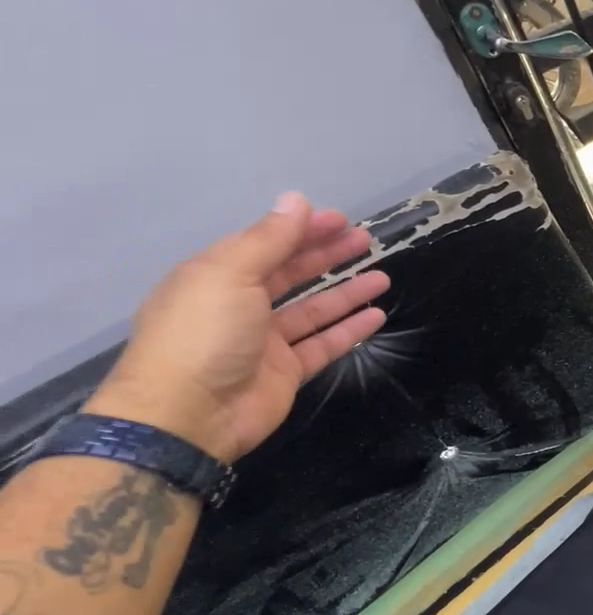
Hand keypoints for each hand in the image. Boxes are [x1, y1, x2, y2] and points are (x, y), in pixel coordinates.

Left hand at [85, 192, 390, 463]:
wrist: (188, 413)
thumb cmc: (203, 335)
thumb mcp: (228, 275)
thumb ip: (267, 240)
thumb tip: (296, 200)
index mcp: (214, 279)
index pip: (263, 246)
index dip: (300, 230)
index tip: (340, 219)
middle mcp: (238, 306)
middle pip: (289, 274)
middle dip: (326, 255)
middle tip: (365, 240)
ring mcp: (264, 341)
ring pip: (312, 309)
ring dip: (346, 291)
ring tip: (383, 276)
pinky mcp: (286, 370)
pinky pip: (324, 343)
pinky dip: (350, 329)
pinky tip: (376, 315)